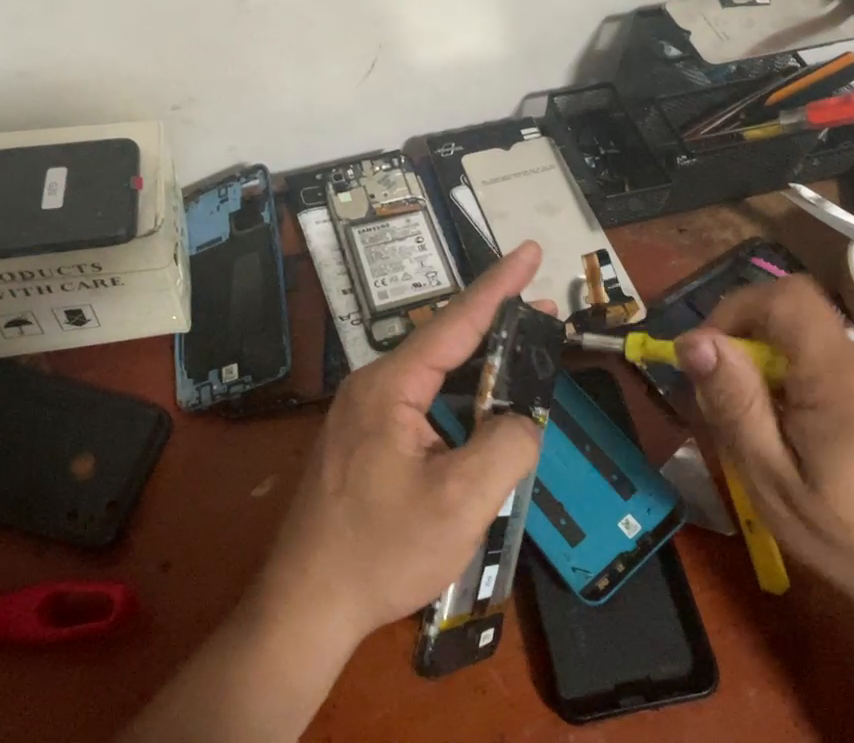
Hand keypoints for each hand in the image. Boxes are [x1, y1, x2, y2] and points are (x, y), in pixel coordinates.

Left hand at [249, 242, 545, 648]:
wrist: (309, 603)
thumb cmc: (381, 550)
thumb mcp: (461, 501)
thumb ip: (506, 447)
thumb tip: (521, 422)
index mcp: (389, 387)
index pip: (455, 323)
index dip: (499, 286)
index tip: (529, 251)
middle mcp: (372, 389)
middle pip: (443, 345)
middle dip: (497, 328)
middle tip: (545, 315)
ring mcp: (363, 416)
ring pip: (433, 379)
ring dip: (480, 373)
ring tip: (524, 366)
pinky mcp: (364, 443)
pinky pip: (421, 407)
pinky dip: (459, 404)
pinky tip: (483, 416)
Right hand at [674, 276, 853, 609]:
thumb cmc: (844, 538)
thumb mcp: (769, 479)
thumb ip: (734, 402)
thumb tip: (695, 340)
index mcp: (844, 380)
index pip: (788, 296)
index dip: (739, 308)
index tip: (712, 355)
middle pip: (800, 326)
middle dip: (756, 358)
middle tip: (742, 419)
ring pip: (822, 350)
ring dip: (789, 378)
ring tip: (786, 441)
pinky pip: (852, 369)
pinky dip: (822, 389)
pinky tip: (829, 445)